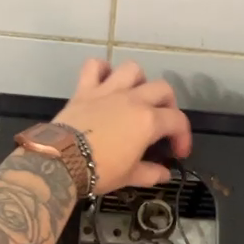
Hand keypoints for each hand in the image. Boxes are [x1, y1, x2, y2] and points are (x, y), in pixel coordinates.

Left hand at [51, 59, 191, 195]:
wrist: (60, 161)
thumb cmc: (99, 171)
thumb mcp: (129, 177)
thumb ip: (151, 173)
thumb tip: (164, 174)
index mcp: (148, 121)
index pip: (177, 121)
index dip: (183, 137)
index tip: (178, 153)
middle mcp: (132, 99)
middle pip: (162, 89)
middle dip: (168, 105)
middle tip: (162, 123)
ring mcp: (108, 91)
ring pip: (132, 70)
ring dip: (139, 81)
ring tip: (136, 97)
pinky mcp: (84, 89)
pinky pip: (94, 66)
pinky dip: (101, 69)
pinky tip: (104, 82)